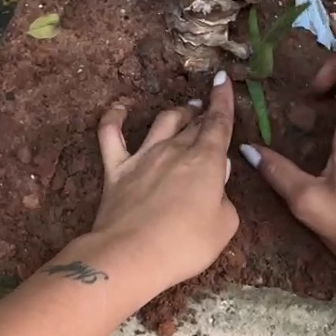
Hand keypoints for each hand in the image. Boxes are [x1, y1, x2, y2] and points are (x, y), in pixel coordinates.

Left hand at [79, 71, 240, 291]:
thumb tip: (217, 180)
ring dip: (176, 113)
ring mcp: (143, 157)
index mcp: (206, 160)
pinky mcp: (116, 170)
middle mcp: (175, 150)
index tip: (223, 80)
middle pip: (193, 124)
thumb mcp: (224, 225)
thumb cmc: (186, 244)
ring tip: (184, 110)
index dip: (223, 100)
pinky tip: (118, 109)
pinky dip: (114, 118)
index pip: (219, 123)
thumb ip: (225, 198)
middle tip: (209, 109)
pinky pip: (110, 136)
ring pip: (162, 123)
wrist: (133, 255)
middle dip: (204, 112)